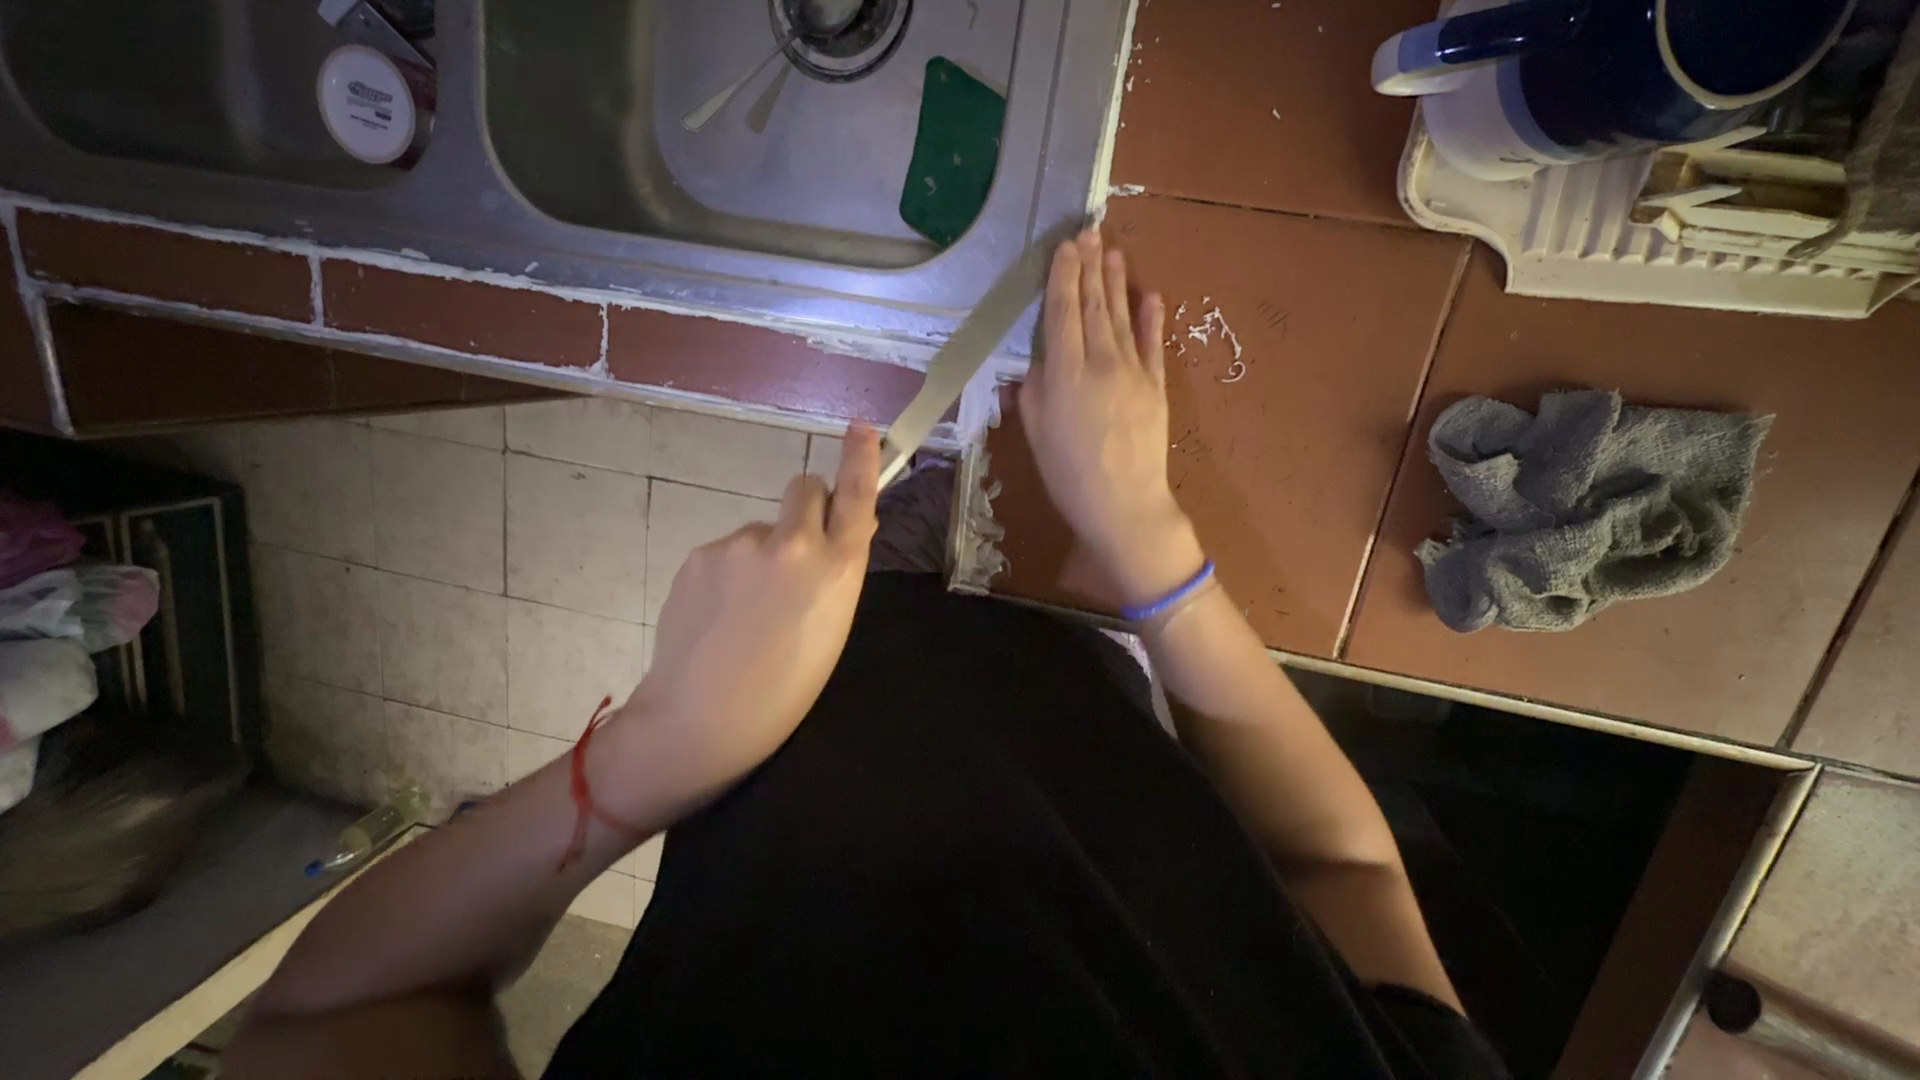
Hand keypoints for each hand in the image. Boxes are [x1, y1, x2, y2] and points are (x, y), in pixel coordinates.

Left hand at [604, 425, 880, 818]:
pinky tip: (720, 616)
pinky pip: (727, 551)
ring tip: (749, 614)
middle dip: (807, 508)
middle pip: (805, 488)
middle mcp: (792, 543)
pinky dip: (730, 574)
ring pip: (762, 530)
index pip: (856, 496)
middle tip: (796, 558)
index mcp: (836, 568)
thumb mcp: (831, 629)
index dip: (861, 458)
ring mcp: (740, 544)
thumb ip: (838, 573)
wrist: (700, 718)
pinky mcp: (700, 554)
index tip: (861, 427)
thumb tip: (847, 531)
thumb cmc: (785, 690)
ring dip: (763, 555)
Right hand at [1020, 229, 1203, 606]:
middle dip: (1089, 266)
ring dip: (1116, 281)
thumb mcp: (1035, 431)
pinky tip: (1149, 294)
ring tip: (1112, 250)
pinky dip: (1151, 318)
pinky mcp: (1156, 386)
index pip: (1062, 311)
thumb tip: (1040, 361)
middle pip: (1093, 304)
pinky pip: (1153, 344)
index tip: (1064, 246)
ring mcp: (1134, 371)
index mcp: (1066, 372)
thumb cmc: (1068, 474)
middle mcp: (1102, 360)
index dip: (1062, 275)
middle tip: (1088, 231)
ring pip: (1121, 316)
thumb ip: (1032, 389)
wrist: (1124, 505)